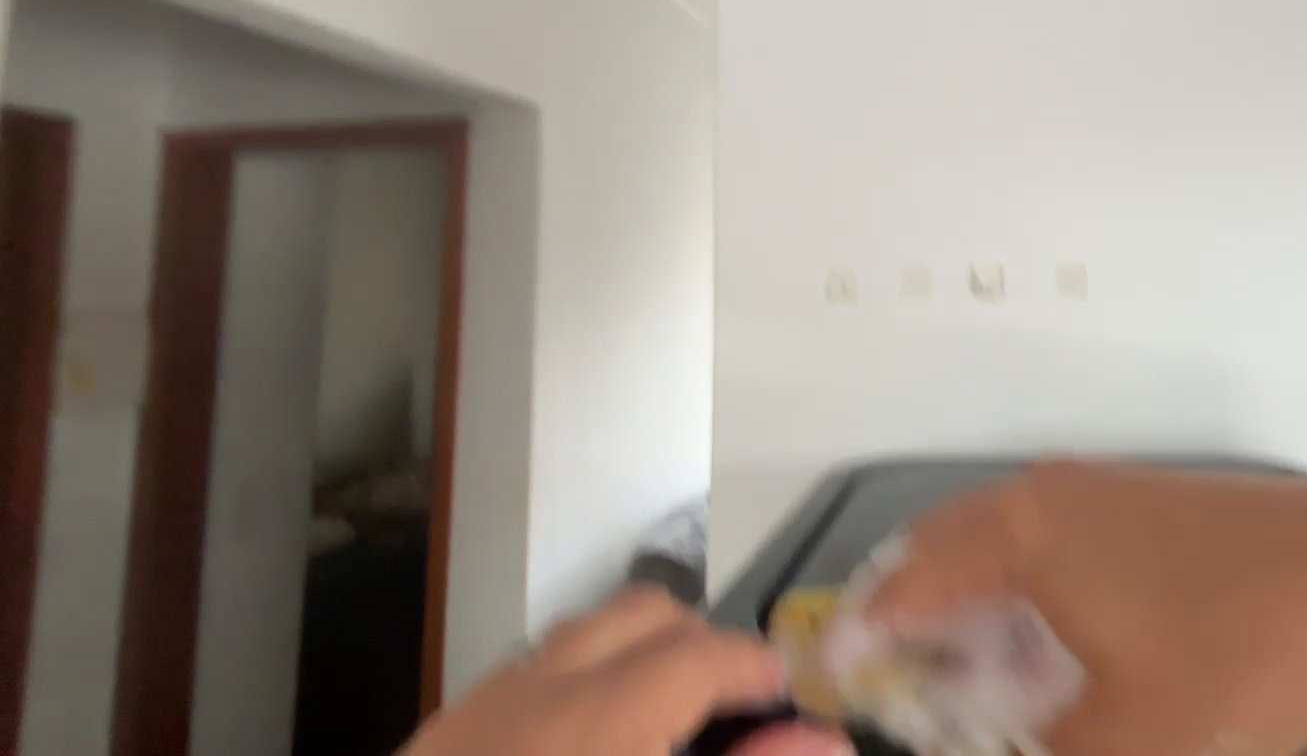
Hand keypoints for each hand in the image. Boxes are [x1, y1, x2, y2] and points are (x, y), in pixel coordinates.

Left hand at [404, 588, 847, 755]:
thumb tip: (823, 742)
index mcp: (593, 725)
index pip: (700, 654)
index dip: (755, 665)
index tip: (787, 693)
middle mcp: (528, 697)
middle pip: (642, 616)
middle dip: (700, 643)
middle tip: (727, 706)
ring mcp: (472, 715)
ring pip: (583, 636)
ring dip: (638, 656)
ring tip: (662, 722)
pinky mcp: (433, 741)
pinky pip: (529, 674)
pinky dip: (579, 684)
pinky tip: (582, 750)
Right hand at [842, 461, 1306, 755]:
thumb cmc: (1236, 657)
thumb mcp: (1127, 745)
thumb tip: (995, 743)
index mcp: (1022, 531)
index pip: (910, 580)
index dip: (866, 632)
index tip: (837, 673)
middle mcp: (1047, 492)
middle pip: (948, 546)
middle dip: (915, 612)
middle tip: (904, 679)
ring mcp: (1099, 488)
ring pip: (1004, 540)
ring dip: (975, 602)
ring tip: (975, 673)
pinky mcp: (1141, 501)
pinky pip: (1053, 538)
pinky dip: (1028, 587)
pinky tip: (1057, 641)